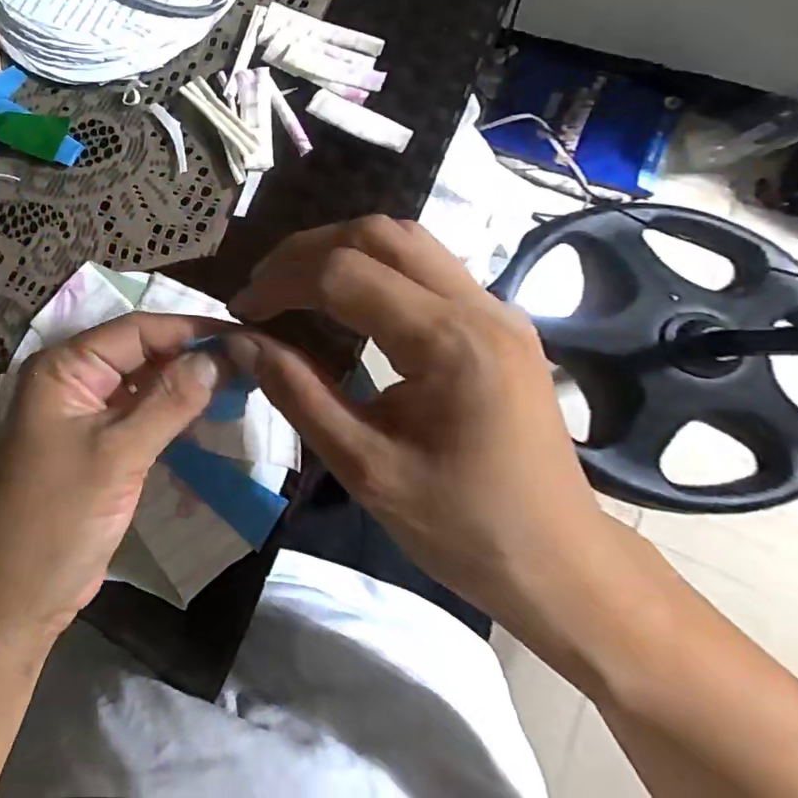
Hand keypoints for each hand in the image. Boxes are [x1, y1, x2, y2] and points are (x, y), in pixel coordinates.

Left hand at [0, 313, 229, 643]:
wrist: (19, 588)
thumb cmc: (59, 517)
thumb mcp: (118, 455)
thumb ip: (168, 402)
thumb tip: (219, 355)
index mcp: (60, 368)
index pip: (133, 331)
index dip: (190, 329)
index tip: (248, 335)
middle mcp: (66, 379)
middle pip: (137, 351)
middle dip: (191, 353)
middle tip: (254, 359)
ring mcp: (78, 412)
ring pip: (139, 381)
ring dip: (184, 381)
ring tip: (245, 380)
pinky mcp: (91, 442)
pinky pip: (135, 412)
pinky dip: (169, 410)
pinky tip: (209, 411)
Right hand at [225, 216, 609, 621]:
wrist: (559, 562)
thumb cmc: (460, 523)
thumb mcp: (361, 464)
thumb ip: (295, 391)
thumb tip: (237, 340)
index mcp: (451, 344)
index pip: (343, 274)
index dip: (278, 283)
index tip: (239, 312)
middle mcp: (480, 310)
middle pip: (378, 235)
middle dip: (303, 252)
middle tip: (260, 289)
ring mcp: (494, 312)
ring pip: (403, 240)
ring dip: (335, 252)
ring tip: (289, 288)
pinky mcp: (492, 325)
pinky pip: (421, 267)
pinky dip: (364, 268)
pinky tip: (335, 305)